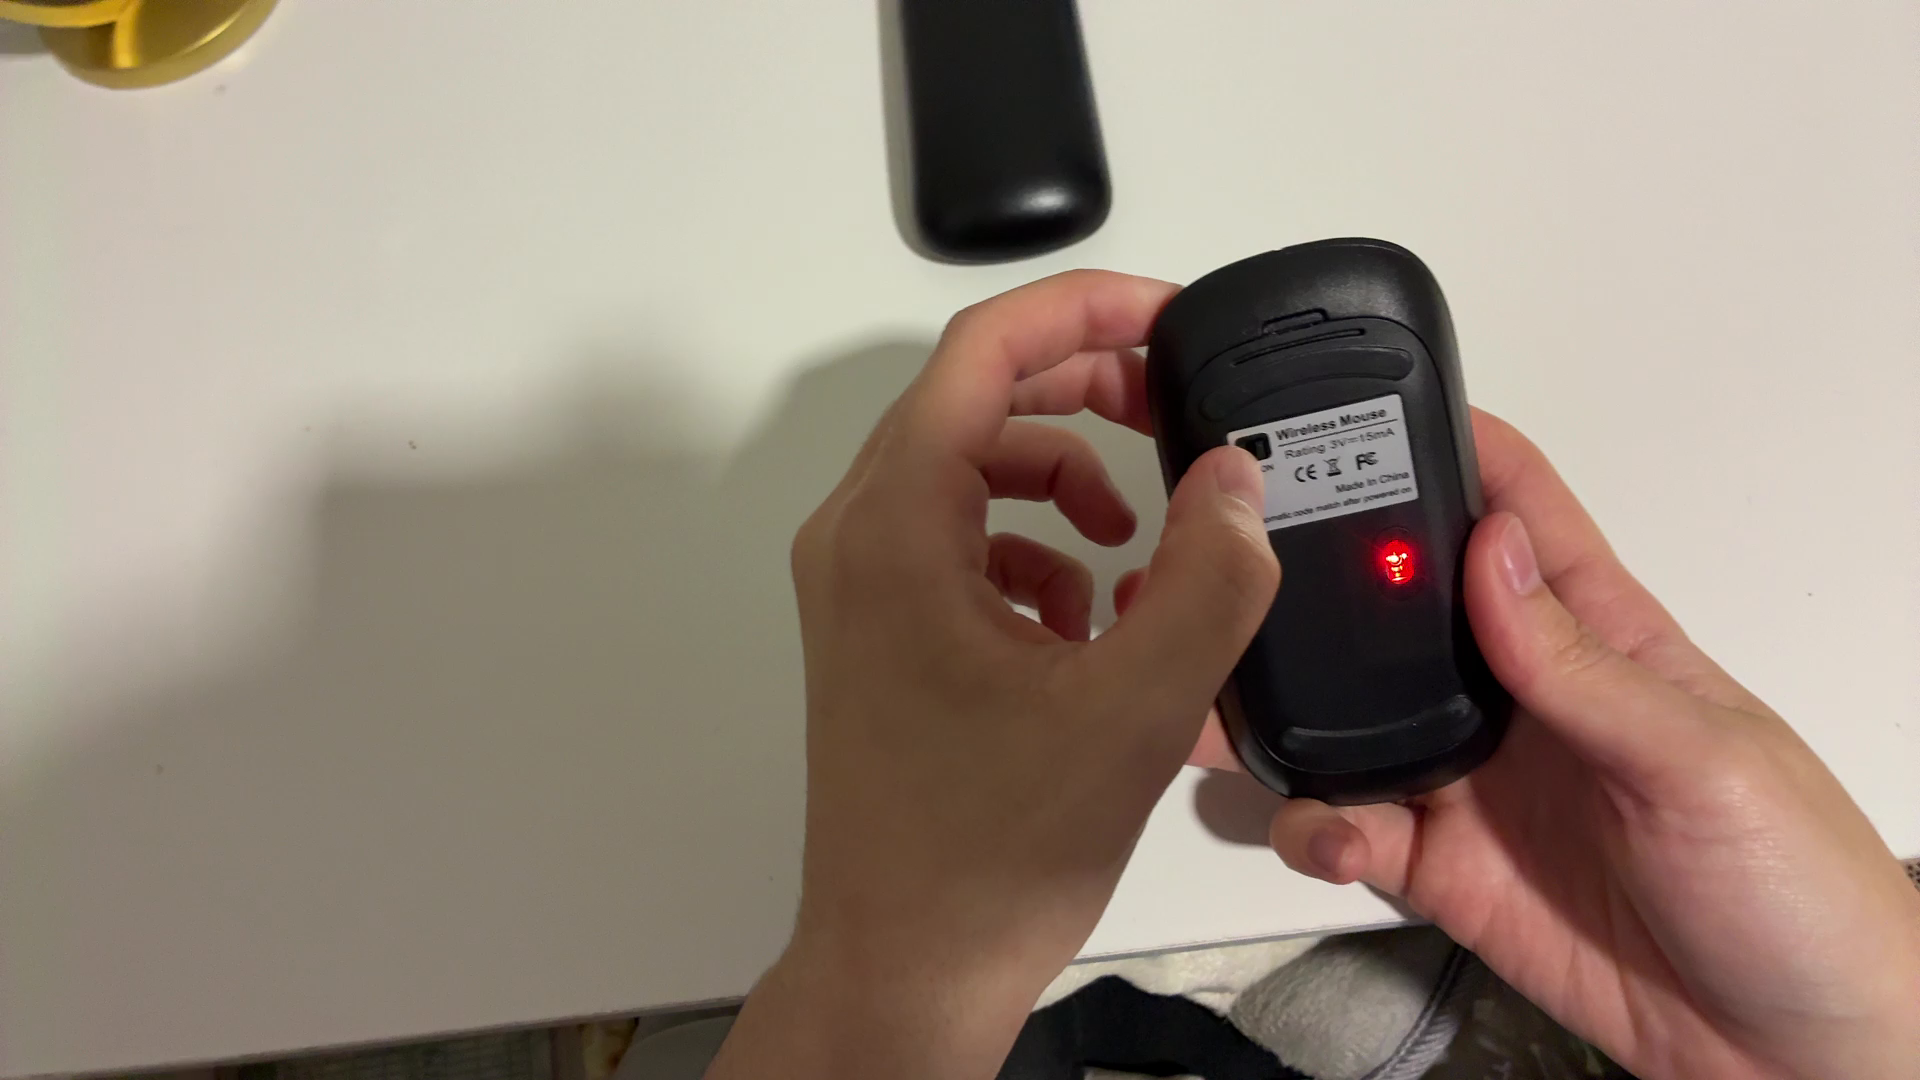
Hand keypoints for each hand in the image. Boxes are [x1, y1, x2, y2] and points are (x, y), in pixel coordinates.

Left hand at [707, 271, 1279, 1079]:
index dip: (1082, 308)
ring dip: (1060, 486)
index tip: (1167, 317)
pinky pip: (959, 541)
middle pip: (975, 403)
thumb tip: (1235, 478)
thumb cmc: (996, 848)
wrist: (904, 963)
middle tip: (1170, 419)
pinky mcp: (877, 623)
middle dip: (1082, 395)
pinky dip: (1029, 553)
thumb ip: (1209, 577)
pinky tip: (1078, 623)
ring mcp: (858, 580)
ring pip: (971, 474)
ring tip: (1129, 554)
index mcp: (895, 524)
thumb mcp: (1134, 708)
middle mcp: (856, 534)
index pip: (981, 351)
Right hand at [1248, 413, 1919, 1079]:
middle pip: (1377, 605)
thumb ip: (1585, 664)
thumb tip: (1493, 546)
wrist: (1779, 1057)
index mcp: (1572, 631)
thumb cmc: (1791, 889)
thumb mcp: (1702, 762)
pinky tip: (1331, 837)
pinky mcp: (1414, 844)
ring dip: (1269, 709)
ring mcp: (1442, 762)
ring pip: (1328, 710)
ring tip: (1221, 714)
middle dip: (1307, 581)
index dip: (1443, 447)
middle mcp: (1489, 684)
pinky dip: (1312, 825)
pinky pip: (1333, 818)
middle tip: (1233, 571)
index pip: (1505, 508)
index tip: (1361, 411)